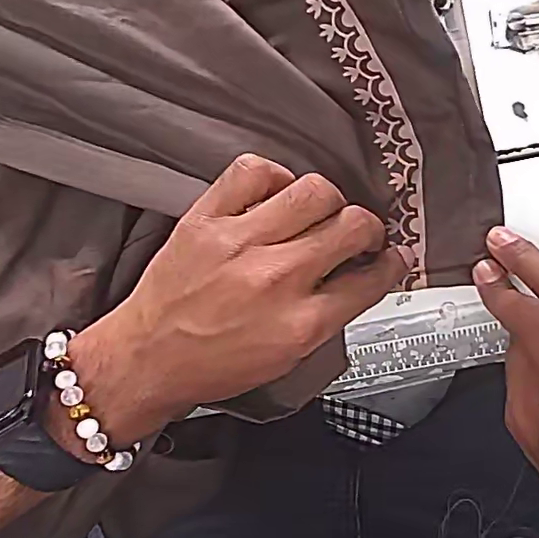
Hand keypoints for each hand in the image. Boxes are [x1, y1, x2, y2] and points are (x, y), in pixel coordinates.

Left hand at [56, 154, 409, 452]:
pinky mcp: (206, 219)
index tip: (391, 258)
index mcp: (301, 324)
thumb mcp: (286, 358)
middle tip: (360, 234)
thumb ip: (328, 317)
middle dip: (368, 229)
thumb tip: (356, 279)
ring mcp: (240, 243)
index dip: (391, 264)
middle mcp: (276, 278)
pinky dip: (274, 176)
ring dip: (331, 201)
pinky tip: (275, 195)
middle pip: (352, 226)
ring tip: (320, 212)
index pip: (370, 279)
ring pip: (315, 191)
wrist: (147, 360)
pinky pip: (254, 172)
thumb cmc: (212, 365)